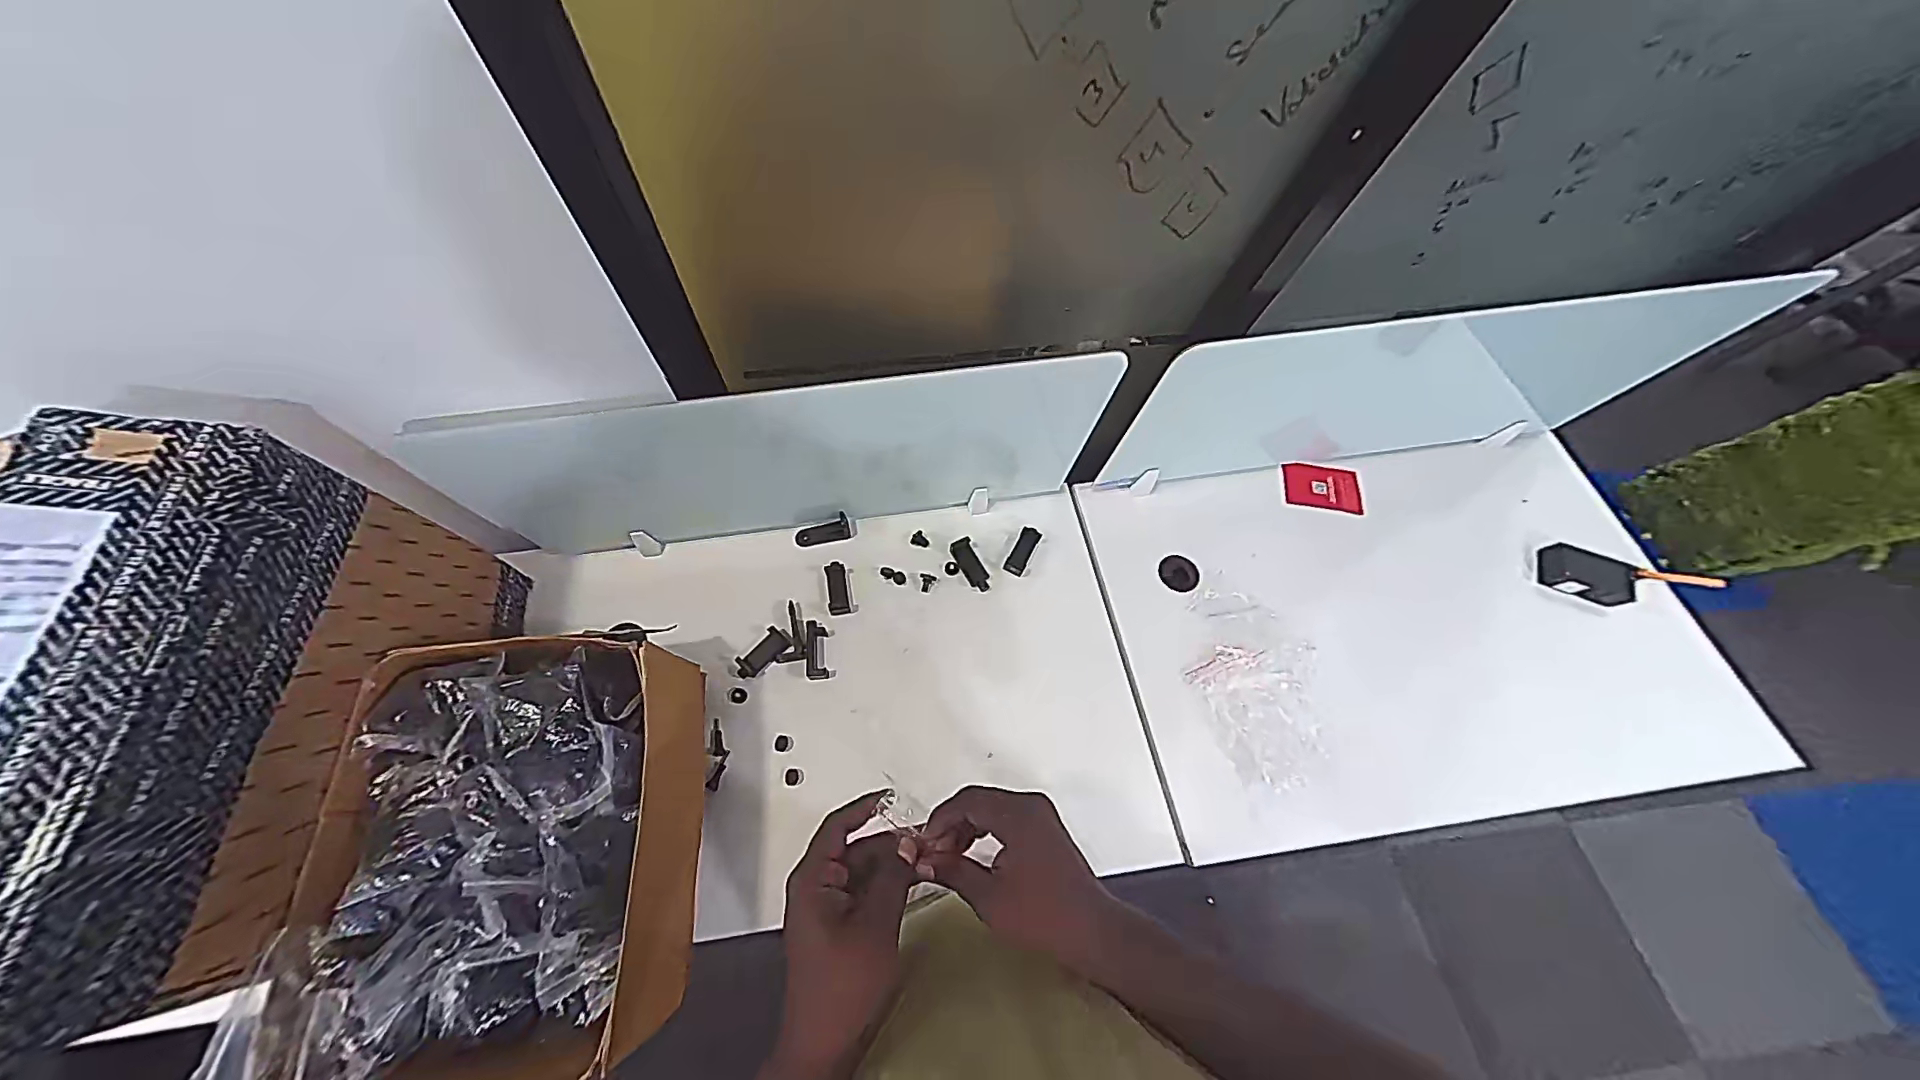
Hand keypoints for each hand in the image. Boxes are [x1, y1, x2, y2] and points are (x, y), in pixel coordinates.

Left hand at [763, 791, 917, 1079]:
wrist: (826, 1041)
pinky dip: (888, 884)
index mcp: (813, 880)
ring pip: (864, 869)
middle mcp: (816, 887)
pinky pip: (865, 889)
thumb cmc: (839, 990)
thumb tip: (906, 844)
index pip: (837, 827)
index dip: (864, 807)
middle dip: (890, 842)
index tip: (888, 797)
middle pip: (856, 847)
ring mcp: (827, 906)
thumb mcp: (874, 924)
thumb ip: (892, 877)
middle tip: (923, 840)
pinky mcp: (839, 922)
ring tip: (924, 861)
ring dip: (893, 864)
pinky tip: (912, 883)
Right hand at [913, 785, 1127, 978]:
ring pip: (990, 807)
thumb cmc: (1049, 916)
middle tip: (934, 850)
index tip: (924, 841)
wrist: (1089, 931)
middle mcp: (1031, 807)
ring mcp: (1040, 815)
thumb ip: (953, 871)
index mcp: (1017, 814)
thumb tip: (929, 861)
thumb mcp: (988, 896)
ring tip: (950, 856)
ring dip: (966, 827)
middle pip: (978, 800)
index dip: (939, 820)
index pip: (966, 801)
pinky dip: (985, 830)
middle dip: (951, 824)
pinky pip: (1005, 816)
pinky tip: (972, 855)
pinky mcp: (1044, 828)